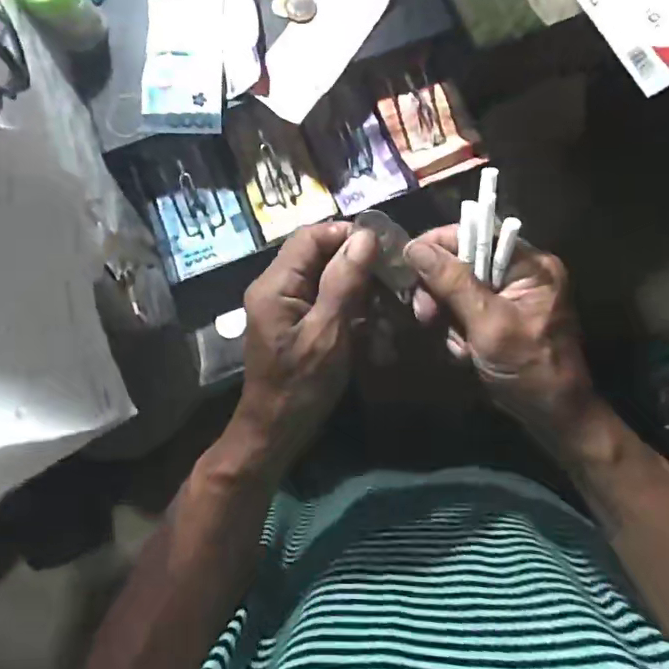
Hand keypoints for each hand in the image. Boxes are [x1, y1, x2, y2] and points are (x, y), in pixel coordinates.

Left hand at [232, 221, 378, 474]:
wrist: (275, 434)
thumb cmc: (300, 387)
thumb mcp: (327, 334)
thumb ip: (344, 282)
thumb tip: (364, 236)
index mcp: (275, 284)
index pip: (310, 236)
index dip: (347, 234)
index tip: (384, 247)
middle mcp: (276, 286)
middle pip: (320, 254)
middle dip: (358, 263)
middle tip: (393, 276)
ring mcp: (286, 304)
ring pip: (327, 277)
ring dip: (359, 287)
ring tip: (389, 303)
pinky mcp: (297, 321)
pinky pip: (327, 300)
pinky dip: (352, 307)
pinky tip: (375, 323)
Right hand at [406, 226, 598, 444]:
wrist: (557, 421)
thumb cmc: (530, 371)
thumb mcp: (489, 325)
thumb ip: (453, 283)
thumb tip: (415, 248)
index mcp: (531, 265)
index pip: (477, 233)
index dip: (439, 245)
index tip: (410, 266)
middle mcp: (523, 272)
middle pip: (464, 259)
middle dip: (440, 289)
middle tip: (425, 315)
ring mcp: (513, 295)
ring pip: (459, 286)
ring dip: (448, 315)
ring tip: (456, 345)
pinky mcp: (503, 316)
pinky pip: (467, 308)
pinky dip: (458, 329)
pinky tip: (465, 352)